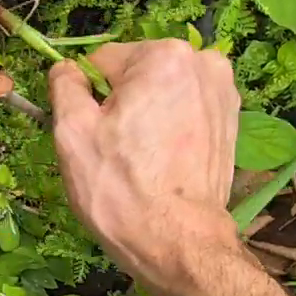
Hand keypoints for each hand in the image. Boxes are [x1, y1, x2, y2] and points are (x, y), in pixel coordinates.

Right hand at [49, 41, 241, 292]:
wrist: (174, 239)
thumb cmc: (117, 186)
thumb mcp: (71, 133)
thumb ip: (64, 87)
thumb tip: (65, 69)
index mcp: (162, 56)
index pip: (100, 63)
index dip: (86, 100)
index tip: (91, 135)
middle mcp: (202, 61)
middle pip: (133, 76)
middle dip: (118, 106)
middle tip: (112, 152)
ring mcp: (223, 91)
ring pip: (158, 95)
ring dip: (142, 118)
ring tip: (138, 161)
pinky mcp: (231, 121)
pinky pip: (182, 113)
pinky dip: (167, 131)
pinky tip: (160, 164)